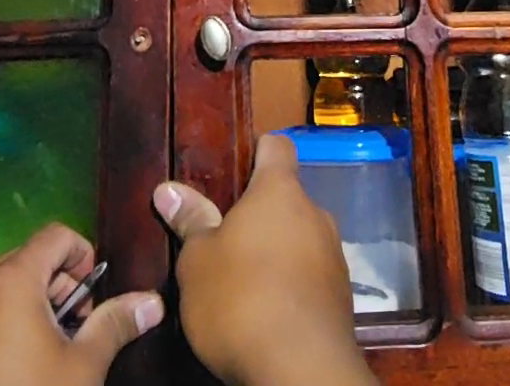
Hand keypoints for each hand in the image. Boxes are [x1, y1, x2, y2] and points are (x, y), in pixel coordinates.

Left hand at [0, 222, 162, 385]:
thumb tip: (152, 302)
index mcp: (11, 279)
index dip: (81, 257)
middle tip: (66, 332)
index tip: (89, 297)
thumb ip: (114, 325)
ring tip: (27, 359)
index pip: (56, 236)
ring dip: (11, 312)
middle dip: (50, 288)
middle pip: (20, 264)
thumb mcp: (81, 370)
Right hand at [155, 135, 376, 385]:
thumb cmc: (240, 299)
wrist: (301, 371)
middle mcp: (314, 214)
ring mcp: (333, 255)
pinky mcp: (341, 297)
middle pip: (286, 198)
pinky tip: (265, 311)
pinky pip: (310, 275)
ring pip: (299, 238)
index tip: (235, 165)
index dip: (257, 149)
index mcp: (280, 192)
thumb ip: (190, 221)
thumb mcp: (198, 261)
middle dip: (258, 214)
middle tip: (222, 237)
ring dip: (275, 251)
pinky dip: (290, 284)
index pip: (277, 146)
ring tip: (240, 280)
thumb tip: (168, 189)